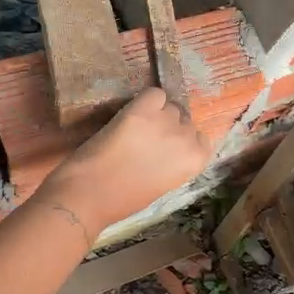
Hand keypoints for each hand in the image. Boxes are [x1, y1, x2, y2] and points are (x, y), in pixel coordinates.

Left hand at [38, 87, 211, 228]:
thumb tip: (169, 147)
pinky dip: (146, 101)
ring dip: (158, 114)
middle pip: (185, 121)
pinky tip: (132, 114)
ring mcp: (165, 121)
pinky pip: (154, 94)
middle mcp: (186, 137)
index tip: (169, 148)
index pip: (202, 139)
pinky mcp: (142, 110)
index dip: (184, 141)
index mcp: (195, 160)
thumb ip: (175, 162)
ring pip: (169, 106)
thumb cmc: (126, 199)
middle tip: (150, 139)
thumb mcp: (164, 184)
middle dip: (171, 128)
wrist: (91, 194)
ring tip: (138, 127)